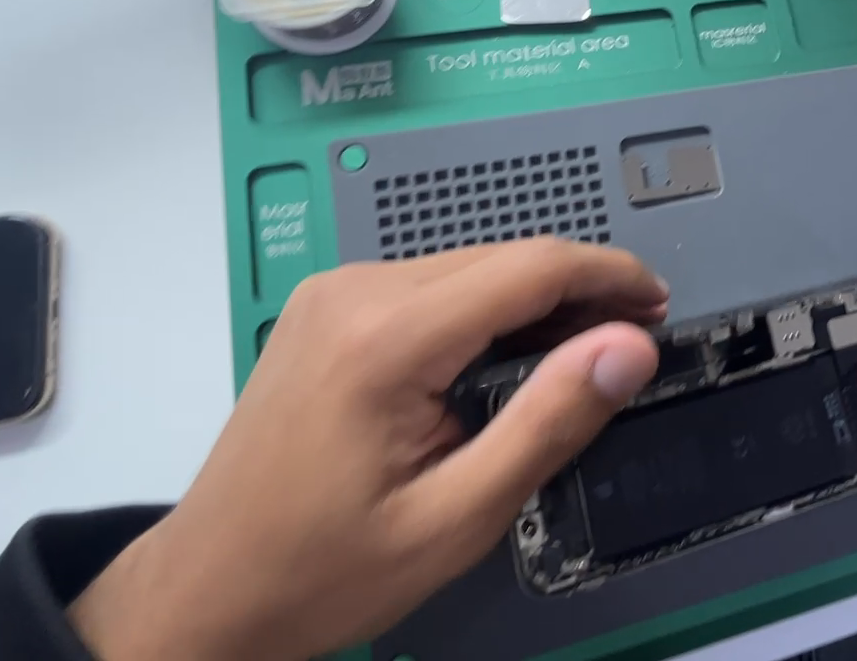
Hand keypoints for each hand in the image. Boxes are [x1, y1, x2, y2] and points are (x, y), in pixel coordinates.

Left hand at [68, 239, 668, 660]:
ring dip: (542, 297)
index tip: (657, 302)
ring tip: (590, 346)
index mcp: (388, 336)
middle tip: (633, 335)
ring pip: (477, 265)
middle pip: (506, 259)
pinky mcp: (336, 303)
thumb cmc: (327, 572)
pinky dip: (496, 306)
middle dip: (582, 287)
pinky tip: (520, 347)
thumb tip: (630, 346)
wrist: (198, 597)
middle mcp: (360, 288)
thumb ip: (550, 422)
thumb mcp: (457, 517)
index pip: (530, 267)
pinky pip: (442, 282)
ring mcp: (340, 289)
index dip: (609, 274)